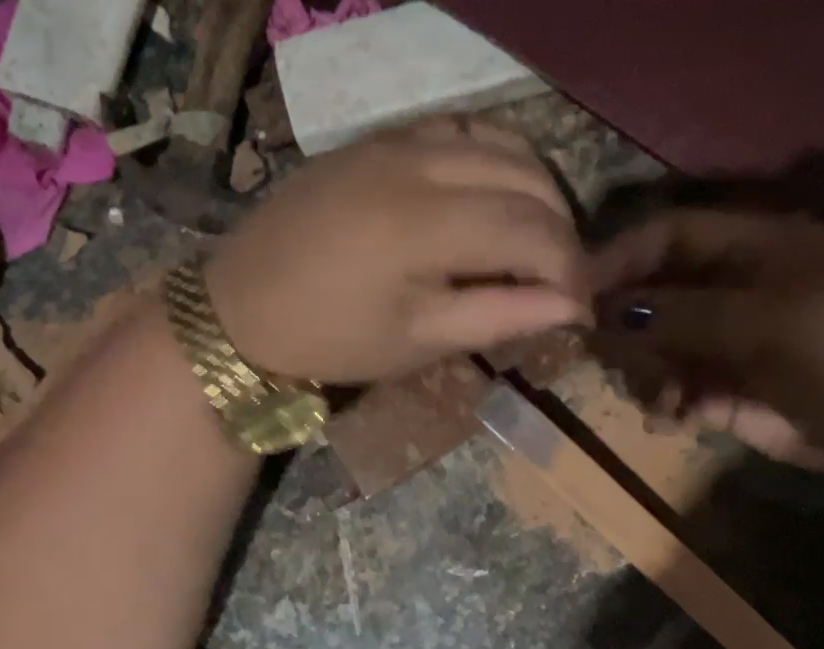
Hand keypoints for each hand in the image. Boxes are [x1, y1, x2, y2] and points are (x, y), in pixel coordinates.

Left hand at [204, 116, 590, 384]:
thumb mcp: (418, 341)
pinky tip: (499, 198)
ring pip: (504, 146)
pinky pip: (464, 131)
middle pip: (528, 182)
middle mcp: (418, 164)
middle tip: (564, 283)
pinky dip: (498, 161)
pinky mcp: (382, 137)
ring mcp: (397, 141)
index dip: (571, 271)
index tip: (582, 310)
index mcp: (423, 226)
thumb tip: (573, 307)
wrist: (241, 307)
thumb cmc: (330, 340)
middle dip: (562, 234)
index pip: (532, 231)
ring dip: (538, 192)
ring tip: (539, 244)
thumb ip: (499, 316)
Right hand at [587, 209, 823, 466]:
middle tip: (608, 358)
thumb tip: (609, 311)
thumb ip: (688, 313)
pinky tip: (672, 419)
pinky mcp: (730, 390)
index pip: (673, 233)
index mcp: (761, 246)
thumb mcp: (772, 324)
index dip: (623, 257)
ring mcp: (733, 341)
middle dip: (630, 325)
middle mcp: (739, 287)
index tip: (576, 294)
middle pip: (657, 290)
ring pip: (660, 345)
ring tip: (661, 401)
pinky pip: (677, 387)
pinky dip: (666, 402)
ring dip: (647, 371)